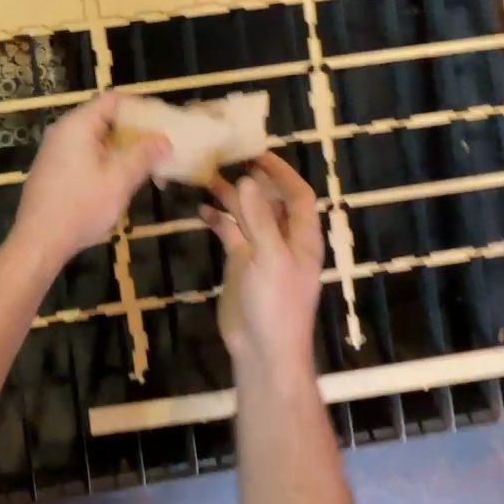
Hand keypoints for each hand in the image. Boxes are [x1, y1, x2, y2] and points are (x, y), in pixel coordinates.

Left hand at [10, 93, 169, 263]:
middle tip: (159, 145)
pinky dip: (104, 161)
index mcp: (77, 125)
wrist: (38, 242)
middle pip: (103, 119)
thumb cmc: (81, 207)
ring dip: (120, 150)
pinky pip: (83, 155)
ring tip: (146, 166)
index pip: (112, 100)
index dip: (139, 105)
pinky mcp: (52, 170)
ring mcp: (54, 151)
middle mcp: (62, 132)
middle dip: (133, 131)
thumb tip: (164, 139)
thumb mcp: (119, 181)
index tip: (162, 118)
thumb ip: (143, 156)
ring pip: (94, 140)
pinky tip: (120, 180)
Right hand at [202, 153, 323, 371]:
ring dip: (231, 198)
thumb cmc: (277, 304)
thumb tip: (248, 180)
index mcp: (302, 237)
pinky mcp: (241, 265)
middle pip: (271, 201)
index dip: (282, 173)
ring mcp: (261, 252)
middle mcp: (284, 240)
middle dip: (253, 181)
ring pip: (247, 215)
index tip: (257, 153)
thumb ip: (260, 219)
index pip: (298, 195)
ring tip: (208, 177)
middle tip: (227, 159)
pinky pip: (231, 234)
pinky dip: (218, 221)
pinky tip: (201, 210)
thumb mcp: (271, 258)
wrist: (263, 350)